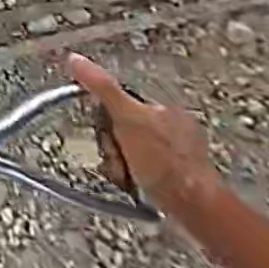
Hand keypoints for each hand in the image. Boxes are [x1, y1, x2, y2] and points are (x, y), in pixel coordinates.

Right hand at [67, 53, 219, 214]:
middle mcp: (168, 127)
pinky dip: (124, 172)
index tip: (105, 123)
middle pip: (115, 122)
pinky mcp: (163, 174)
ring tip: (124, 169)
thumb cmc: (165, 161)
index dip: (103, 110)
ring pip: (119, 145)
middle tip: (117, 149)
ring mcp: (166, 152)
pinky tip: (130, 179)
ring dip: (114, 157)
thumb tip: (75, 58)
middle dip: (108, 139)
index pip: (116, 96)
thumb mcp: (127, 116)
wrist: (193, 209)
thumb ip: (101, 85)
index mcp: (163, 108)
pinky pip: (129, 164)